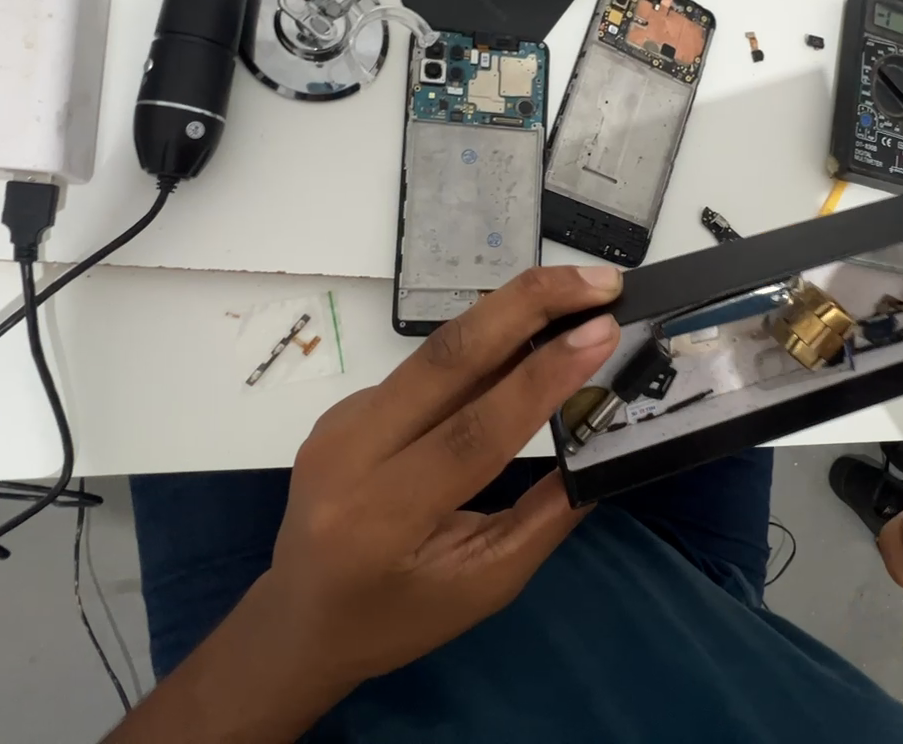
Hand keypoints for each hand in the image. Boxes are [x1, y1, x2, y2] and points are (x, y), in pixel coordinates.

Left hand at [107, 266, 621, 743]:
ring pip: (438, 348)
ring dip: (513, 308)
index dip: (543, 376)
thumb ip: (547, 514)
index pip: (475, 432)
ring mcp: (342, 420)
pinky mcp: (349, 403)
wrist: (299, 620)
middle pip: (447, 358)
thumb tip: (603, 434)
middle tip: (600, 281)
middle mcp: (350, 454)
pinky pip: (429, 364)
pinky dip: (488, 338)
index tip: (603, 329)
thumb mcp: (487, 581)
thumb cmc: (400, 616)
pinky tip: (531, 329)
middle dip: (529, 305)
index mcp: (383, 517)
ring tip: (578, 289)